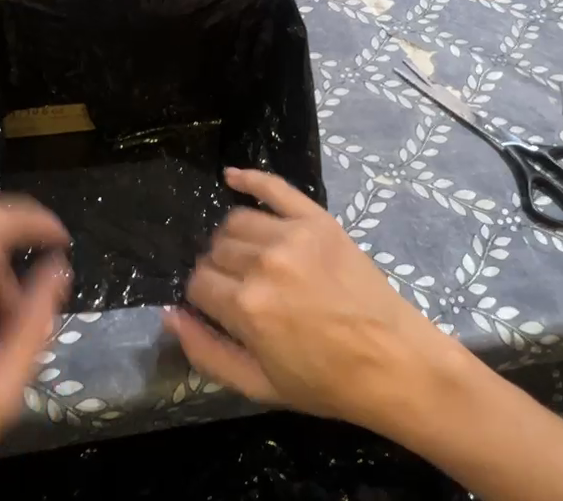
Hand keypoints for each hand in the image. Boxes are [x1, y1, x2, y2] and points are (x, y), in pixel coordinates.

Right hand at [162, 168, 471, 437]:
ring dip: (231, 240)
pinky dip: (249, 177)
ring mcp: (292, 235)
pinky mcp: (318, 220)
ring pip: (236, 222)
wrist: (393, 361)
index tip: (216, 308)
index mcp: (246, 308)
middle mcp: (263, 264)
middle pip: (215, 252)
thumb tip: (168, 314)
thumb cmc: (325, 381)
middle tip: (239, 291)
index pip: (198, 283)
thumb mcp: (258, 385)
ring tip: (247, 259)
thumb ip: (205, 351)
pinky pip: (274, 186)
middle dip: (217, 271)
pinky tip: (231, 176)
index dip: (202, 297)